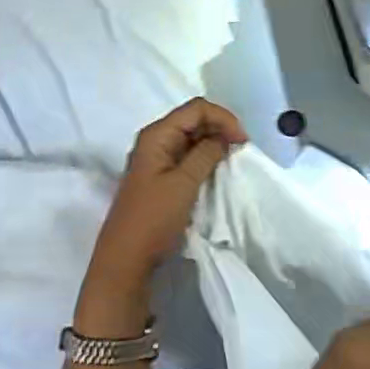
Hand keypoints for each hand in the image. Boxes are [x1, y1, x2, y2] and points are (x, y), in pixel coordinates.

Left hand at [75, 99, 246, 336]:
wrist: (125, 260)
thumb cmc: (153, 219)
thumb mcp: (184, 184)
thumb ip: (206, 155)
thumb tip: (224, 137)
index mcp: (156, 134)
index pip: (196, 108)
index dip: (223, 118)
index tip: (244, 141)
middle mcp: (154, 140)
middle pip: (192, 119)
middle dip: (219, 127)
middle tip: (242, 149)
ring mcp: (155, 159)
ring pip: (190, 137)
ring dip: (213, 143)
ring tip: (233, 159)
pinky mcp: (159, 177)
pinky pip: (186, 156)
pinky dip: (204, 158)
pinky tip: (216, 170)